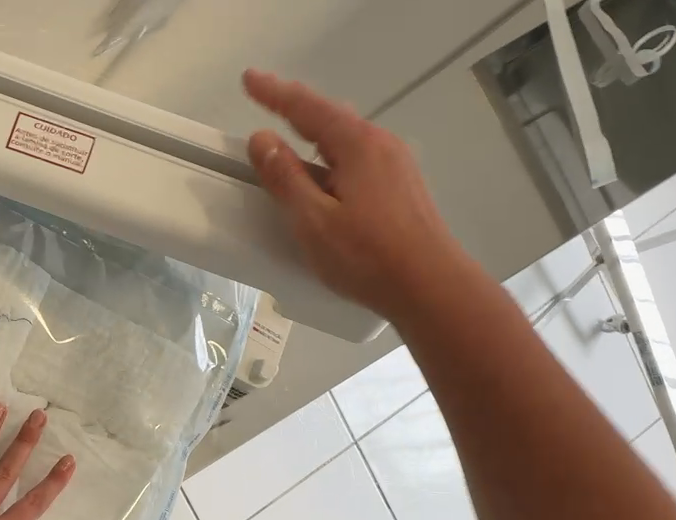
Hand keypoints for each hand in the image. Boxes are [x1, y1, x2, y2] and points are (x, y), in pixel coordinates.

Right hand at [242, 70, 477, 322]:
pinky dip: (329, 161)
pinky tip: (321, 181)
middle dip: (296, 111)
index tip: (248, 79)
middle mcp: (380, 145)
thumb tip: (262, 140)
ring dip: (313, 139)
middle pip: (330, 119)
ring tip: (288, 146)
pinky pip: (356, 162)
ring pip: (344, 142)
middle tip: (265, 105)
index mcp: (357, 146)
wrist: (427, 284)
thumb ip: (285, 179)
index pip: (307, 109)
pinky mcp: (399, 188)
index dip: (274, 94)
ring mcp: (395, 165)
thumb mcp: (313, 221)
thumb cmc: (365, 256)